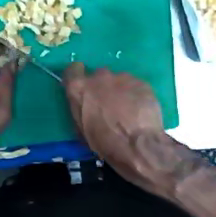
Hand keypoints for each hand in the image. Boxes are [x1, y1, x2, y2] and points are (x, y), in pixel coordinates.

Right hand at [62, 63, 204, 195]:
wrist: (137, 146)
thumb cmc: (105, 142)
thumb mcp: (81, 129)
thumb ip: (80, 108)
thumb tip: (84, 103)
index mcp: (80, 88)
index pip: (73, 70)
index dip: (77, 77)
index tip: (84, 88)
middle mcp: (100, 77)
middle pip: (98, 76)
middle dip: (102, 88)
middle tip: (108, 106)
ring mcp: (123, 77)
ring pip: (119, 81)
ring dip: (120, 92)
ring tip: (127, 111)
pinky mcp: (142, 83)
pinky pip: (135, 87)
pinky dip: (135, 96)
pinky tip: (140, 112)